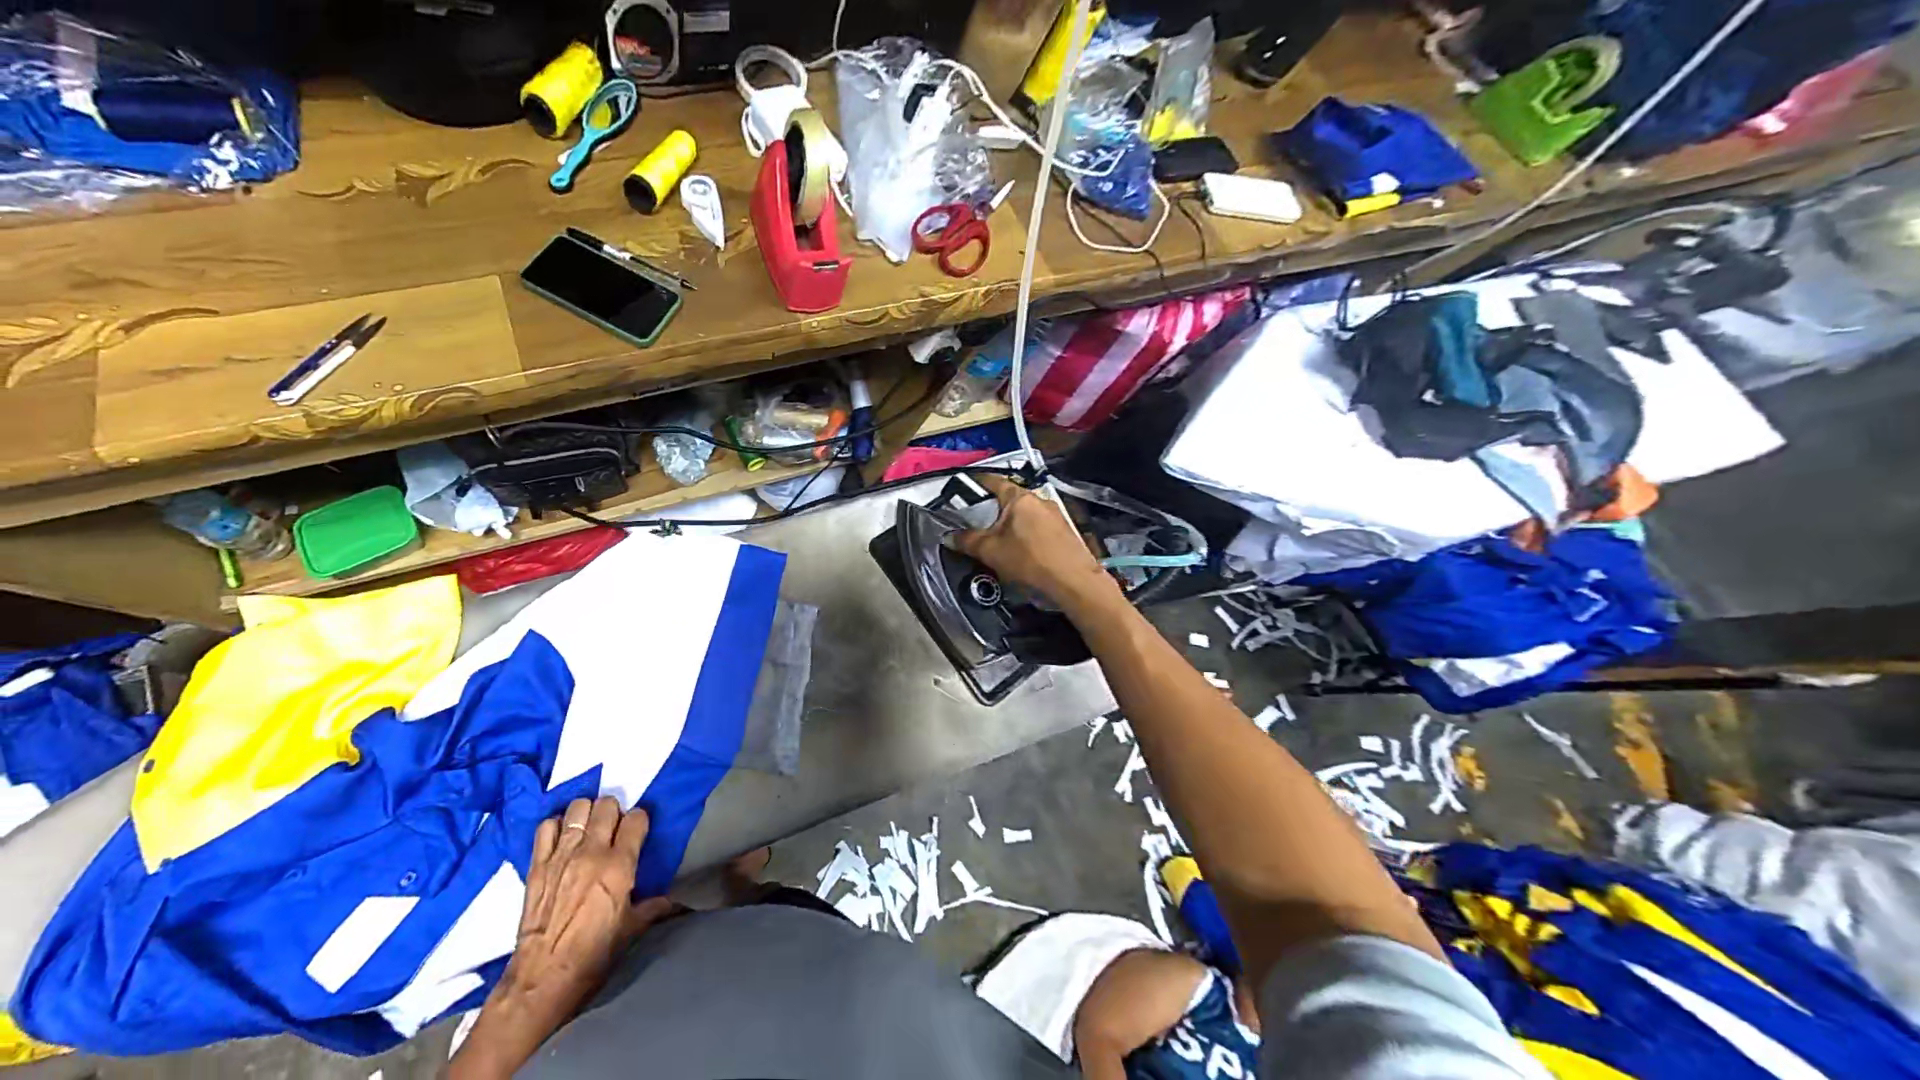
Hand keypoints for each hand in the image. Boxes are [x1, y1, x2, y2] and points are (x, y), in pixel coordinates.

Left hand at [451, 797, 676, 1078]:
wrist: (542, 978)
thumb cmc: (593, 955)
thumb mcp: (632, 929)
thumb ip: (653, 906)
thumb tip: (673, 902)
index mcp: (619, 865)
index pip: (636, 818)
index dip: (639, 821)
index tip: (638, 832)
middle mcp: (591, 852)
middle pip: (606, 805)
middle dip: (614, 811)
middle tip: (614, 827)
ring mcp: (561, 856)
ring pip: (577, 808)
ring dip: (586, 813)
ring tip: (589, 828)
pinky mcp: (537, 865)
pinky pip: (546, 827)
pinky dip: (556, 826)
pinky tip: (562, 838)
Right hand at [954, 476, 1120, 617]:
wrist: (1073, 582)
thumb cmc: (1030, 560)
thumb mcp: (991, 551)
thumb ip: (968, 541)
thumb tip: (950, 536)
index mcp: (1020, 497)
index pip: (994, 481)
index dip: (978, 482)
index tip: (966, 485)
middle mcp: (1040, 500)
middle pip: (1010, 500)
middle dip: (994, 511)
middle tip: (978, 525)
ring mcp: (1056, 516)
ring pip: (1026, 516)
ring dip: (1012, 526)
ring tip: (1000, 544)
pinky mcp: (1065, 532)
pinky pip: (1039, 528)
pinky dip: (1027, 536)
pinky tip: (1022, 554)